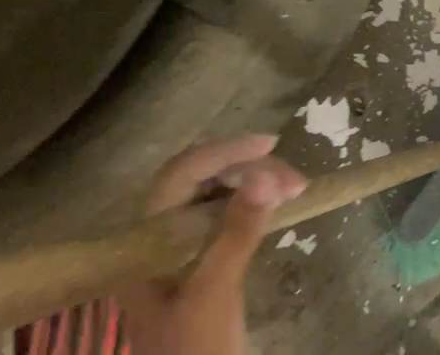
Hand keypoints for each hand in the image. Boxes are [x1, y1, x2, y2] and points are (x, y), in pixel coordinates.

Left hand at [122, 135, 307, 354]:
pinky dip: (253, 205)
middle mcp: (155, 241)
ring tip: (295, 191)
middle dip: (247, 169)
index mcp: (143, 245)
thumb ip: (237, 233)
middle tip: (294, 180)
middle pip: (199, 181)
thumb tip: (265, 176)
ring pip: (215, 196)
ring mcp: (177, 254)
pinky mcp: (199, 265)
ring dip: (255, 184)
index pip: (179, 176)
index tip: (270, 146)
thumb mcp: (216, 294)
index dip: (222, 152)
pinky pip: (224, 217)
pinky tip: (278, 207)